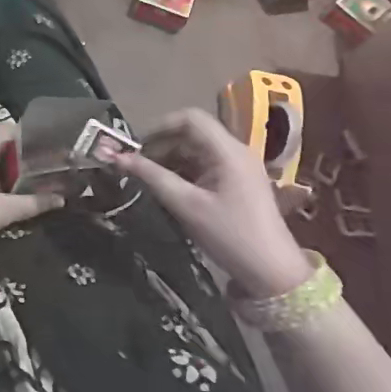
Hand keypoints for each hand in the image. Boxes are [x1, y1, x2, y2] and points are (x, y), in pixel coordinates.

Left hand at [0, 123, 63, 253]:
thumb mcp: (5, 210)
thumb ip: (34, 202)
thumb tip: (62, 198)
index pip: (8, 130)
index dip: (30, 134)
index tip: (51, 143)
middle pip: (3, 144)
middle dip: (26, 153)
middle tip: (51, 161)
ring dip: (15, 167)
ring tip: (41, 174)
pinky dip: (4, 177)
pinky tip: (20, 188)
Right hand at [114, 109, 315, 294]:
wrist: (272, 273)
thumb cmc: (231, 236)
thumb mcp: (187, 206)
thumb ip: (152, 177)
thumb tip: (117, 158)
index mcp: (228, 150)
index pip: (190, 118)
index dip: (159, 127)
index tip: (135, 146)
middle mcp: (235, 151)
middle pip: (192, 133)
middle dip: (161, 145)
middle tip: (135, 165)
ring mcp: (238, 167)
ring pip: (197, 150)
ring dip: (170, 160)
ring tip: (146, 179)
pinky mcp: (237, 183)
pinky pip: (205, 166)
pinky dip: (183, 172)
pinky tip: (167, 189)